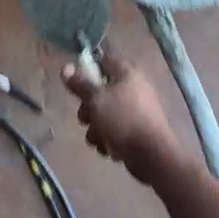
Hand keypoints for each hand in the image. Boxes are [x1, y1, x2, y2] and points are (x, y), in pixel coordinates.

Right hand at [62, 54, 183, 184]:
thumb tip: (66, 67)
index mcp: (126, 73)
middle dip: (88, 108)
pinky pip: (115, 129)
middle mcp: (133, 88)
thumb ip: (79, 84)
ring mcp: (137, 110)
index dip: (87, 71)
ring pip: (105, 113)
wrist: (153, 155)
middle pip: (100, 90)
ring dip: (96, 128)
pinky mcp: (137, 130)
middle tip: (85, 118)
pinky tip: (109, 148)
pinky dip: (109, 138)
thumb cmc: (122, 120)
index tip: (77, 86)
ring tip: (99, 139)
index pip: (102, 61)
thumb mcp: (95, 99)